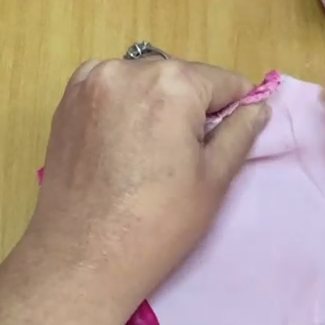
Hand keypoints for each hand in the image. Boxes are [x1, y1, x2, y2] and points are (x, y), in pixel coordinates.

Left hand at [22, 56, 268, 306]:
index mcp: (171, 82)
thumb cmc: (157, 222)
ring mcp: (90, 82)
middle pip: (179, 77)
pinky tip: (121, 142)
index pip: (223, 81)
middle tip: (185, 154)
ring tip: (150, 152)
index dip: (233, 109)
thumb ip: (239, 132)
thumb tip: (258, 106)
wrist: (82, 255)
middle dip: (190, 105)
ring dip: (154, 102)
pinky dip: (121, 105)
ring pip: (142, 80)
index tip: (228, 137)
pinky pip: (108, 89)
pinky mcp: (66, 100)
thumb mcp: (213, 179)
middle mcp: (126, 69)